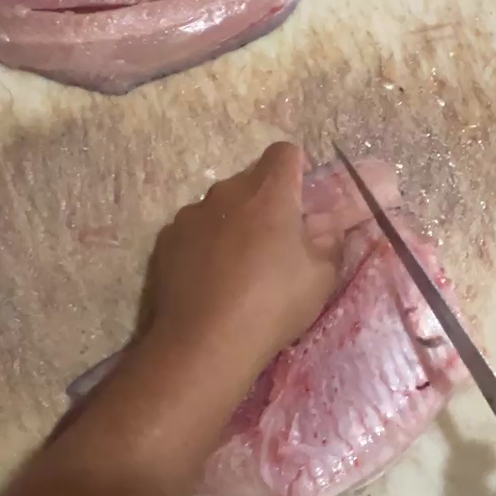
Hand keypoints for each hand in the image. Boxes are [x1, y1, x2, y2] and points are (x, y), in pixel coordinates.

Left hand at [137, 142, 341, 380]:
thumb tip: (326, 224)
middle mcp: (226, 193)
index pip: (285, 152)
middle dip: (266, 201)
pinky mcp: (166, 239)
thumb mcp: (321, 277)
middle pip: (251, 180)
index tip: (302, 201)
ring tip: (240, 265)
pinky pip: (194, 229)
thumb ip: (329, 241)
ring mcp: (191, 214)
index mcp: (268, 193)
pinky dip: (205, 244)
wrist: (204, 343)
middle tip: (277, 241)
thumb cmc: (272, 304)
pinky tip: (211, 278)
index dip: (297, 169)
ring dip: (234, 222)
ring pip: (221, 206)